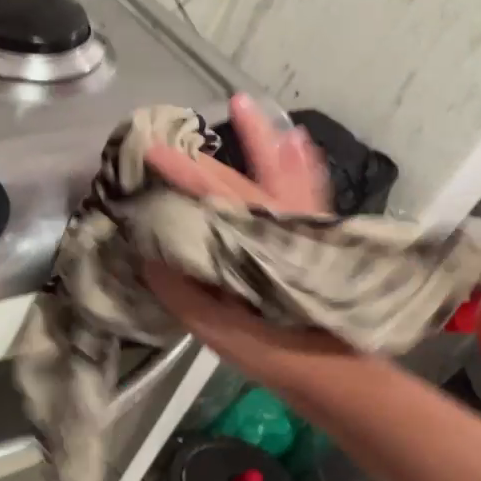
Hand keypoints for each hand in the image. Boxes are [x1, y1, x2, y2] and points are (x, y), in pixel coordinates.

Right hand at [141, 93, 349, 385]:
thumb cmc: (272, 349)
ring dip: (261, 142)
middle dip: (201, 161)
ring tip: (247, 108)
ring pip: (279, 173)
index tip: (147, 153)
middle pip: (237, 181)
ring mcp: (302, 226)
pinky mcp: (316, 237)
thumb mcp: (214, 323)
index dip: (178, 172)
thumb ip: (180, 285)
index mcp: (250, 240)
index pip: (210, 194)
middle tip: (168, 144)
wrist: (333, 373)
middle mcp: (279, 222)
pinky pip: (306, 189)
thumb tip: (150, 251)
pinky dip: (299, 165)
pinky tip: (297, 145)